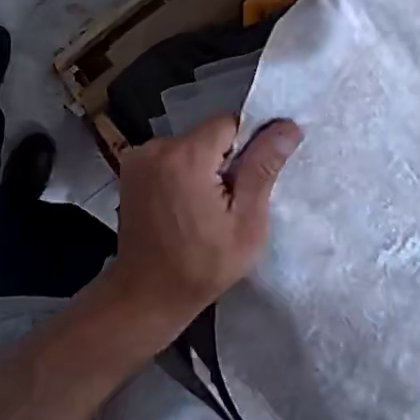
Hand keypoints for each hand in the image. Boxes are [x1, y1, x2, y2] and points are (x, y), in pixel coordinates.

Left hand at [105, 114, 302, 329]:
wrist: (146, 296)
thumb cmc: (202, 266)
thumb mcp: (246, 222)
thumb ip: (264, 168)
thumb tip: (288, 126)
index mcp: (186, 156)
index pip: (230, 122)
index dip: (247, 146)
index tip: (249, 179)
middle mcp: (157, 146)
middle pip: (209, 133)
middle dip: (225, 158)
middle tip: (229, 200)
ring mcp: (139, 157)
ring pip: (191, 143)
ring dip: (203, 165)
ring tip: (205, 206)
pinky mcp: (131, 168)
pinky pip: (171, 155)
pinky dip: (183, 171)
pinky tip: (184, 204)